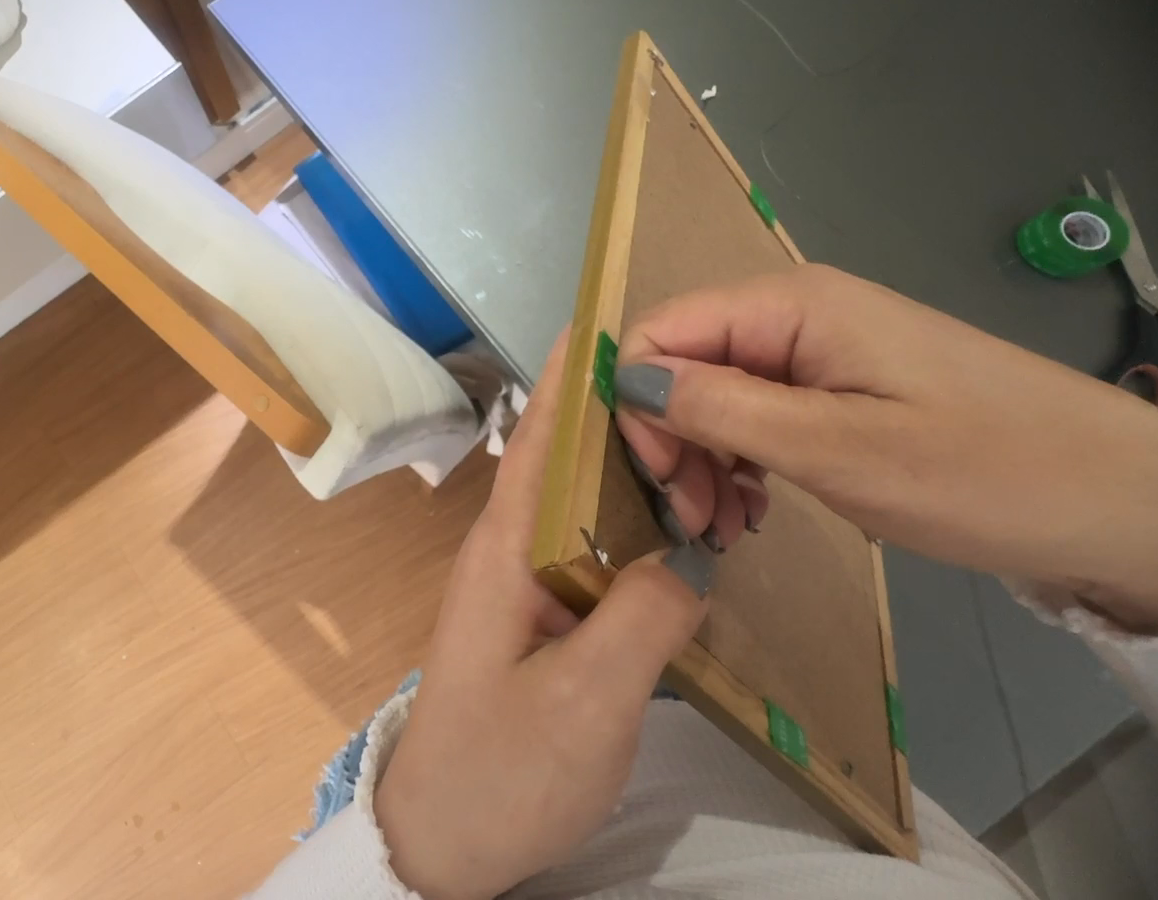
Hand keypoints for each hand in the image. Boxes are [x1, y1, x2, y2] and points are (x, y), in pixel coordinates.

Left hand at [374, 334, 709, 899]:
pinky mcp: (544, 620)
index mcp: (505, 550)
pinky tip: (686, 539)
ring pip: (586, 510)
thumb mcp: (587, 699)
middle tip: (708, 402)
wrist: (444, 836)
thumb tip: (687, 555)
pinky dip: (639, 538)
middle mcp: (510, 551)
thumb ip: (642, 615)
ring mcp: (525, 586)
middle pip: (568, 465)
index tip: (604, 320)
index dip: (567, 379)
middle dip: (627, 426)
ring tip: (713, 459)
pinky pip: (595, 556)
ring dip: (640, 482)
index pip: (538, 441)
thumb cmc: (503, 767)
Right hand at [612, 264, 1157, 638]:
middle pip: (681, 364)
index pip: (656, 332)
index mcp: (788, 306)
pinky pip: (753, 413)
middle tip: (691, 521)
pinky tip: (751, 509)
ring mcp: (816, 350)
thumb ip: (720, 408)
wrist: (1134, 509)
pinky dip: (738, 462)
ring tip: (723, 527)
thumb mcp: (836, 449)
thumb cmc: (987, 473)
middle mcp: (792, 314)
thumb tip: (625, 381)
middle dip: (669, 440)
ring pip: (711, 394)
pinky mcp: (836, 386)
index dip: (636, 401)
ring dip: (701, 460)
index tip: (662, 478)